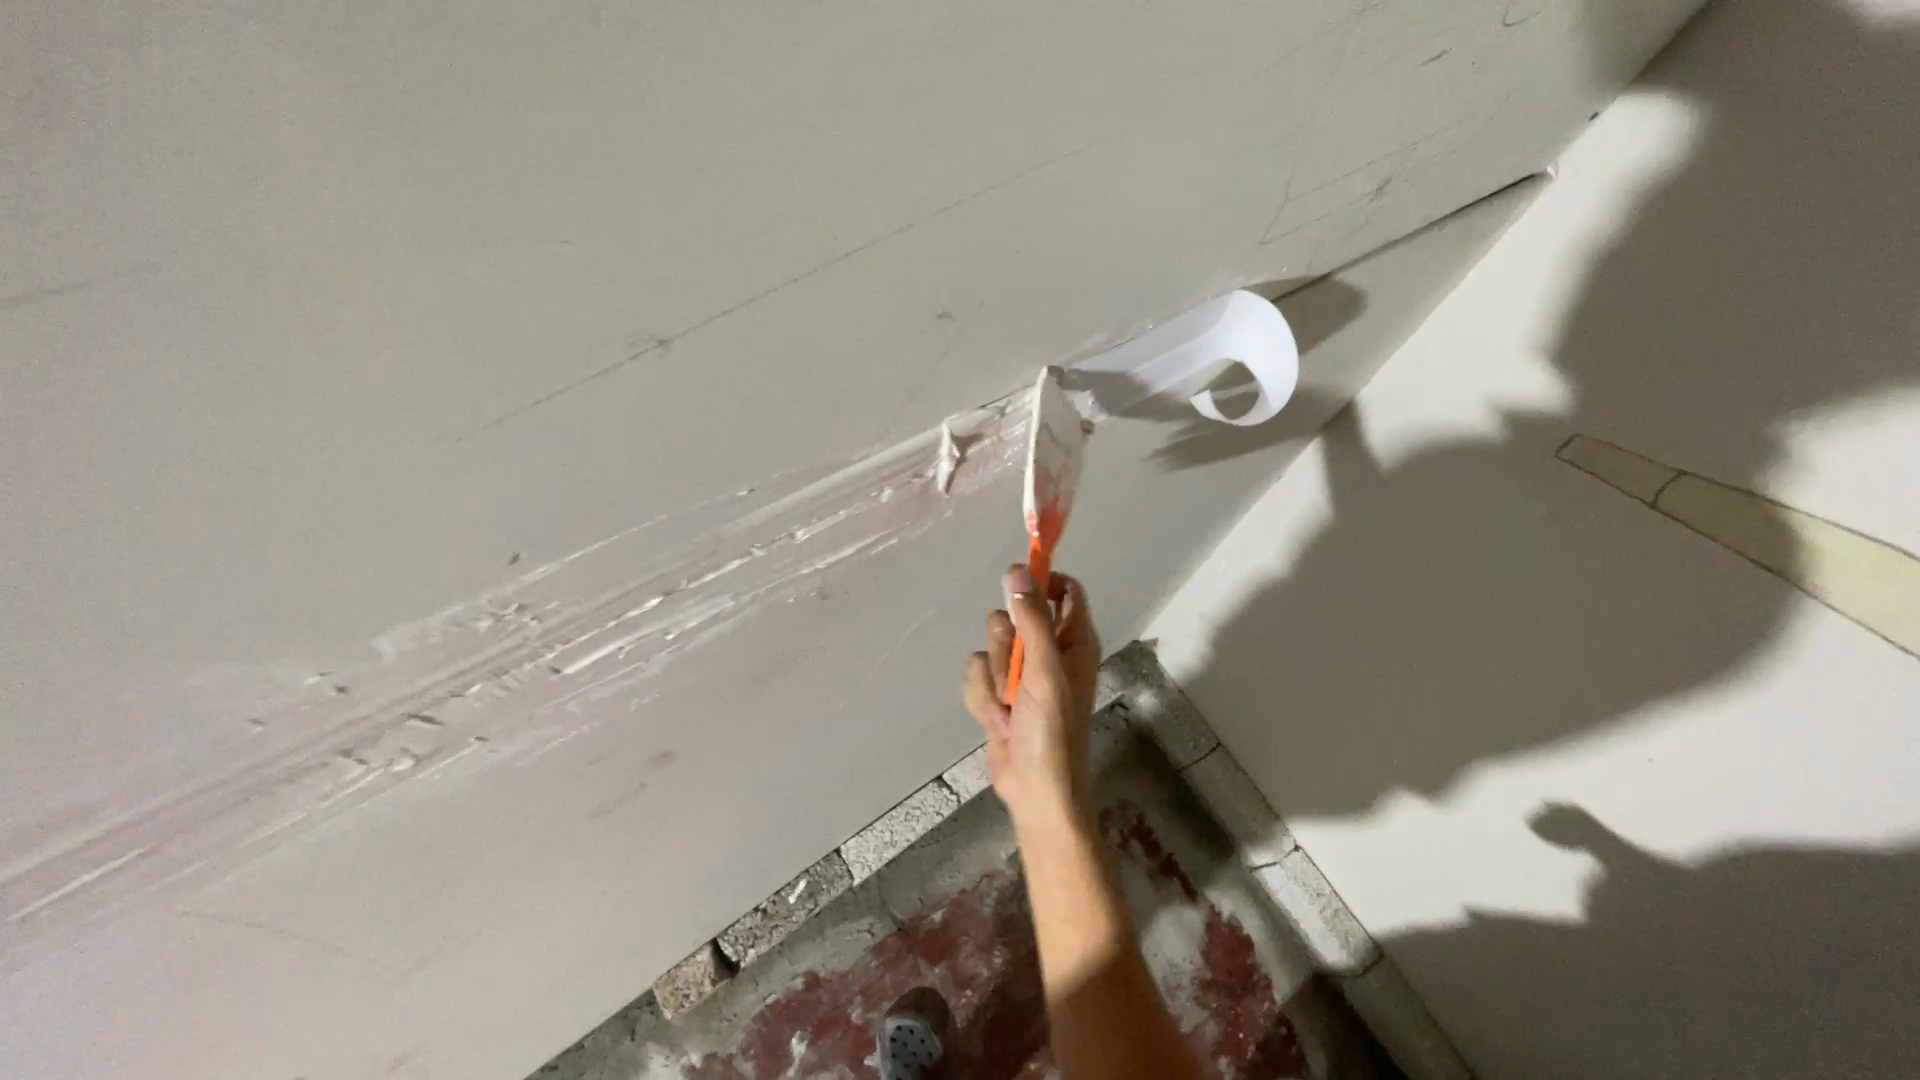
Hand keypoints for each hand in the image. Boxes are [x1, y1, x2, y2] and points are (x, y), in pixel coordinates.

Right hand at [960, 564, 1100, 831]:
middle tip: (1015, 669)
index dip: (1042, 581)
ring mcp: (1021, 674)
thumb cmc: (1052, 729)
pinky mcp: (999, 695)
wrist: (1035, 788)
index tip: (1015, 582)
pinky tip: (997, 721)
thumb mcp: (1045, 669)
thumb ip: (1032, 619)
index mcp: (1075, 641)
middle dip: (1005, 644)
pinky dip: (982, 698)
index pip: (1064, 591)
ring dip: (992, 678)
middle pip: (1015, 615)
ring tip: (1008, 706)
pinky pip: (976, 675)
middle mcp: (1049, 651)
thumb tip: (1018, 571)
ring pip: (990, 646)